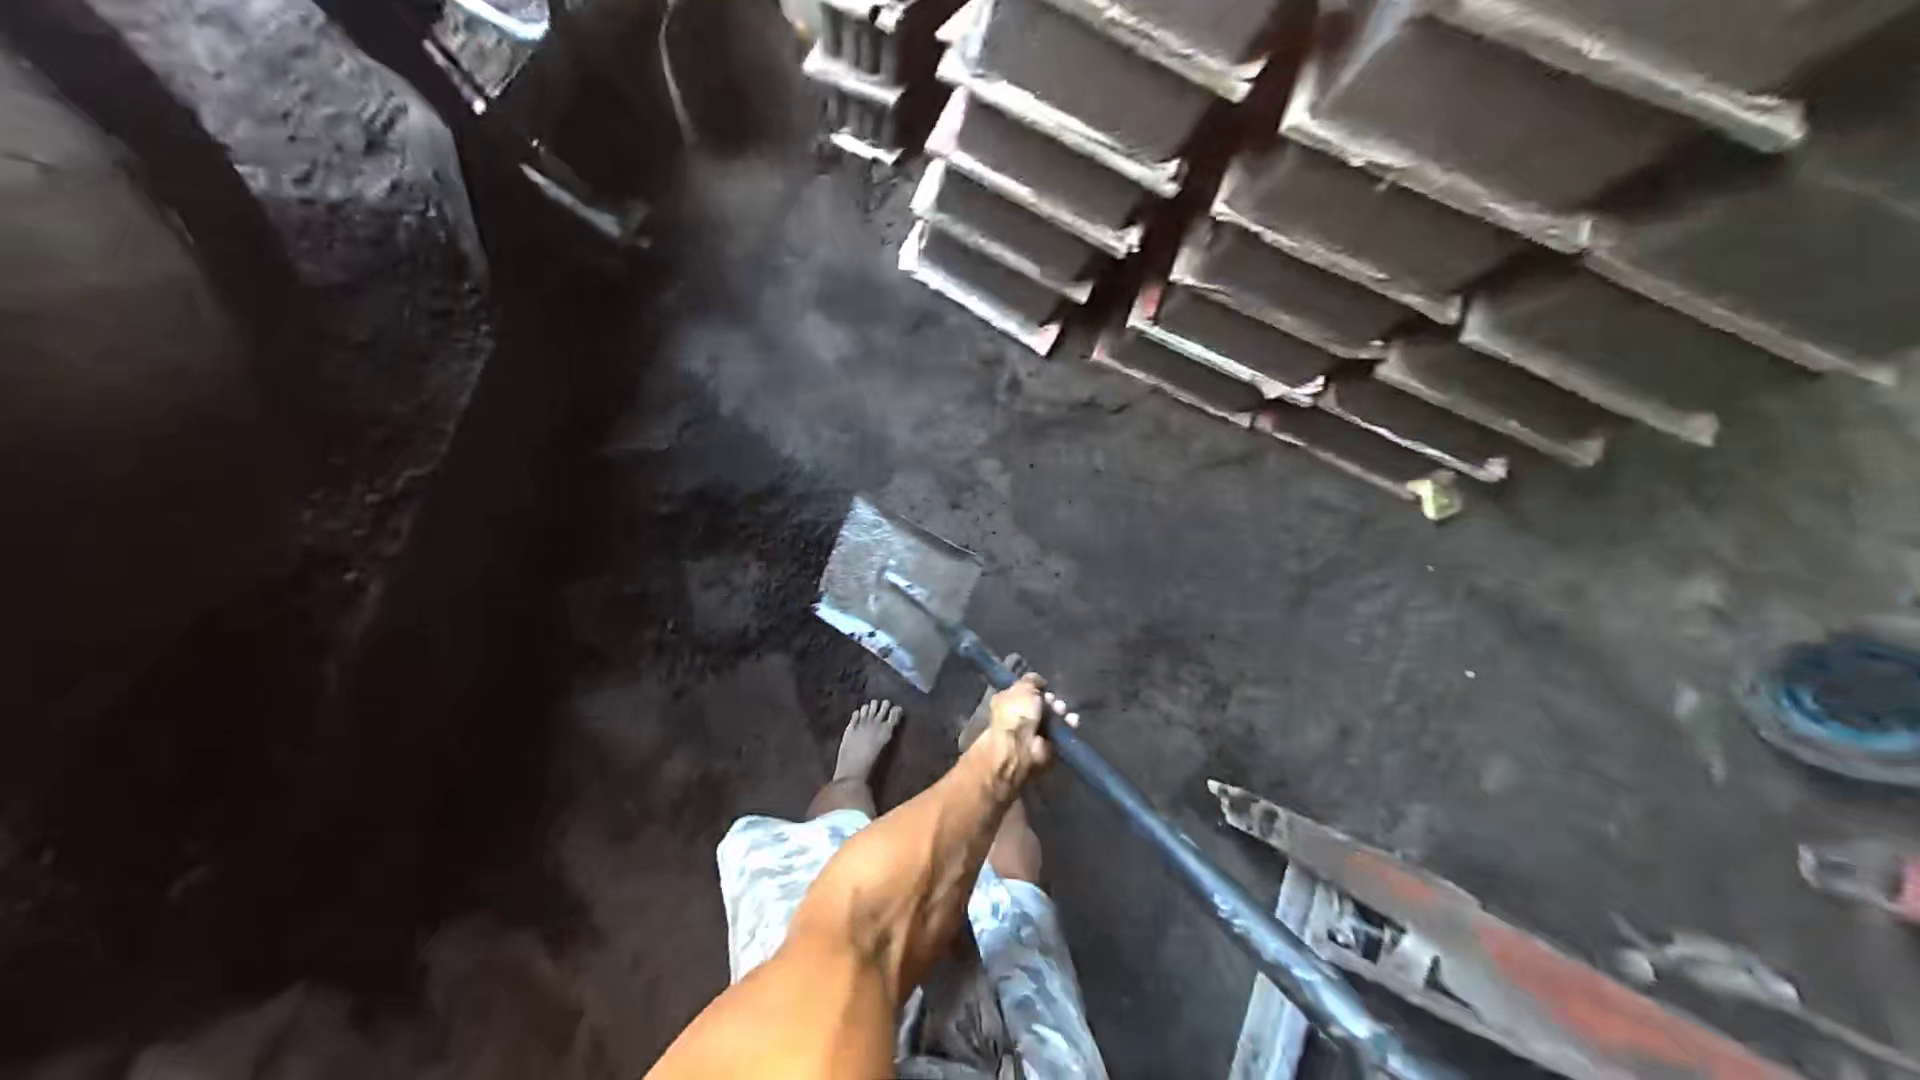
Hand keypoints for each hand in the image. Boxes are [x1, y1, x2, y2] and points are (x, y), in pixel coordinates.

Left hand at [983, 672, 1072, 788]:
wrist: (1019, 748)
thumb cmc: (1016, 713)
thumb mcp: (1022, 687)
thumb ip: (1031, 680)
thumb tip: (1040, 681)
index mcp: (1007, 702)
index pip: (1025, 692)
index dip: (1037, 688)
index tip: (1045, 686)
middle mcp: (1020, 718)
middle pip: (1042, 705)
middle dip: (1051, 700)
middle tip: (1053, 701)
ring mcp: (1034, 733)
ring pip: (1054, 718)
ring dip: (1061, 712)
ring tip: (1062, 711)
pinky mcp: (1048, 747)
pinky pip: (1062, 733)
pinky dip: (1068, 726)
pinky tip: (1072, 721)